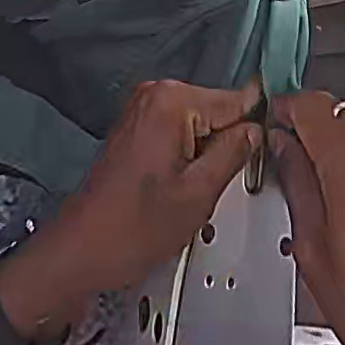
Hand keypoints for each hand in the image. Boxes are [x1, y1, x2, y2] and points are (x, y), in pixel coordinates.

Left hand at [0, 80, 261, 338]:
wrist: (79, 251)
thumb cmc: (131, 228)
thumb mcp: (199, 193)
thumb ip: (235, 152)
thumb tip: (256, 130)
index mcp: (172, 101)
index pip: (237, 100)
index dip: (255, 128)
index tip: (265, 149)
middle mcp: (156, 93)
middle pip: (219, 109)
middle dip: (228, 141)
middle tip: (219, 182)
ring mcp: (144, 106)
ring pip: (202, 121)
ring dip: (209, 149)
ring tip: (195, 186)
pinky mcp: (139, 122)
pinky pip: (181, 127)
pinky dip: (189, 151)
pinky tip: (180, 182)